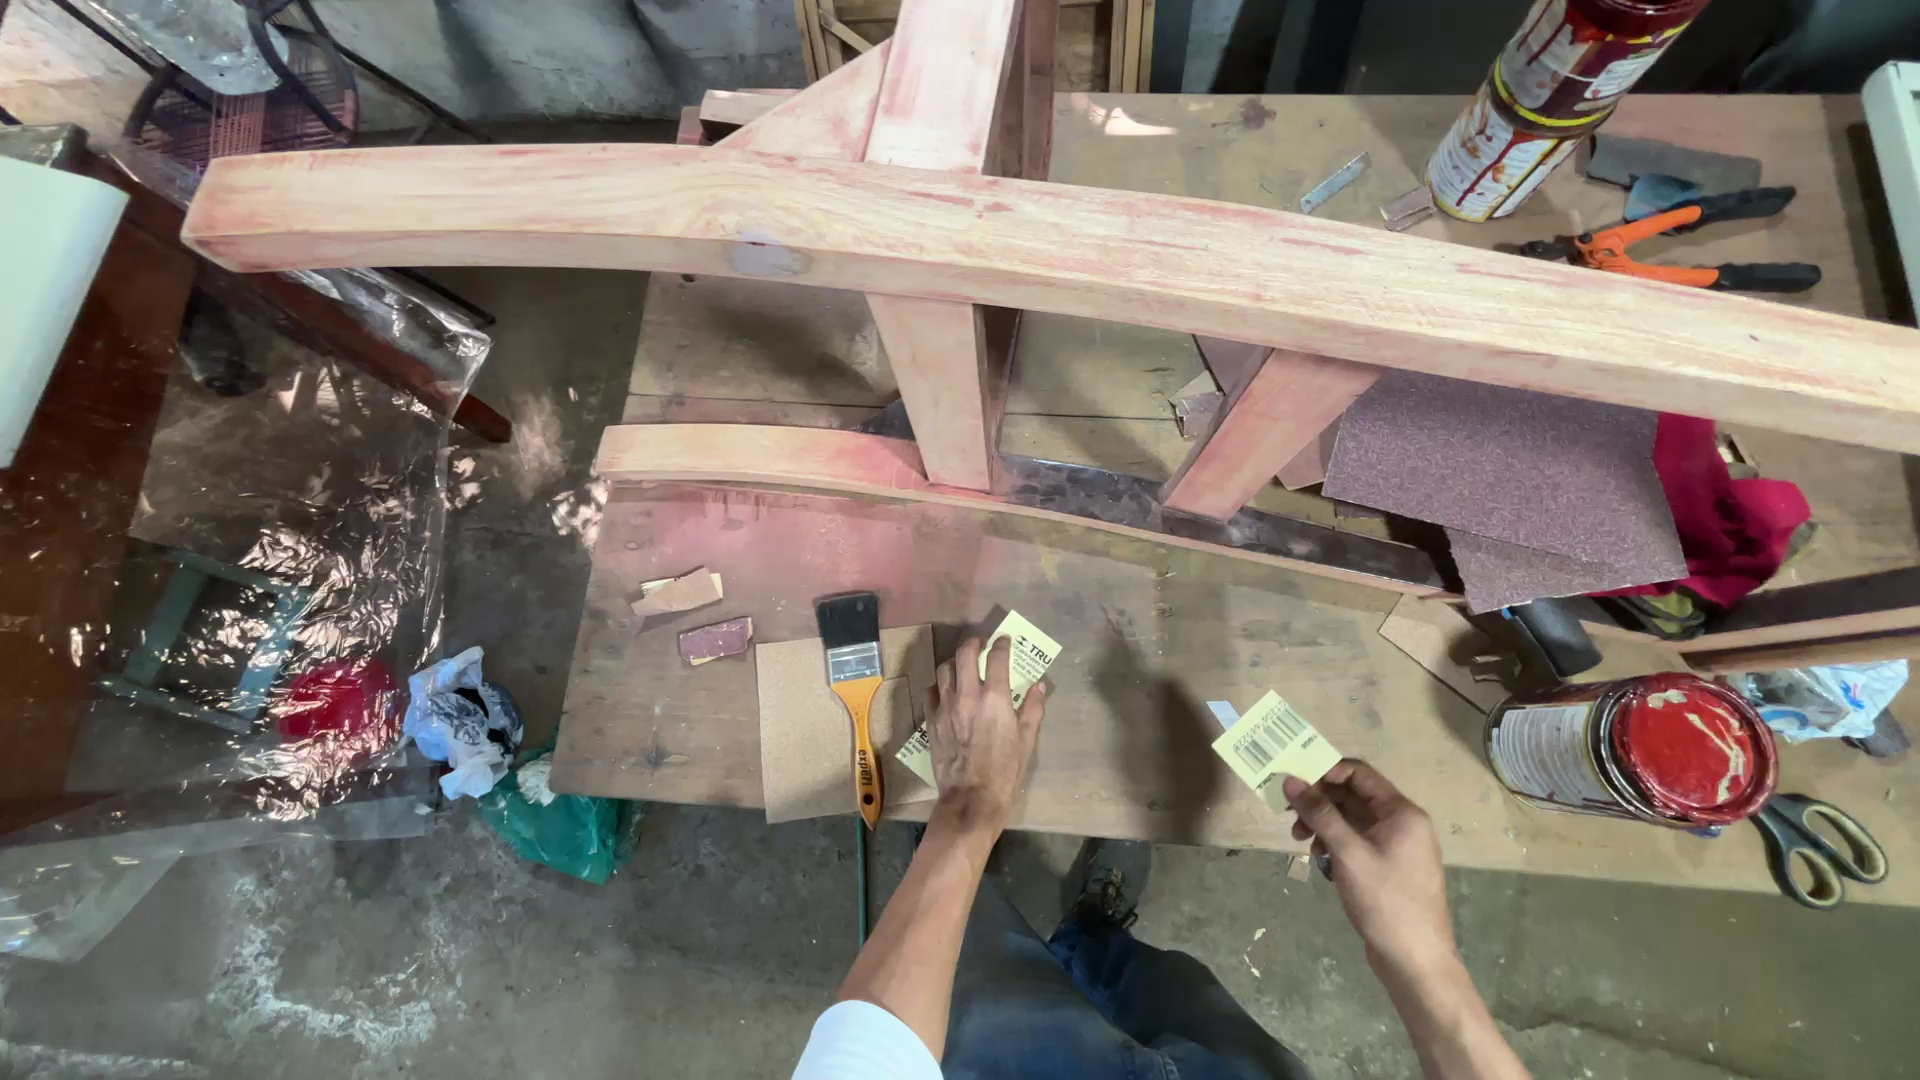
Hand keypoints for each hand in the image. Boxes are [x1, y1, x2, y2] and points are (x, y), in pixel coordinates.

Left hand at [927, 636, 1047, 835]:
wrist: (972, 797)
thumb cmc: (1005, 771)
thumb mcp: (1027, 740)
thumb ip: (1034, 708)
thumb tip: (1040, 685)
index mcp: (994, 698)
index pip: (997, 658)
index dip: (1001, 645)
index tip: (1004, 641)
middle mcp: (967, 695)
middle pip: (964, 654)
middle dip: (973, 643)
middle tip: (980, 644)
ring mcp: (945, 706)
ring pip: (944, 669)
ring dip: (954, 662)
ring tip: (961, 665)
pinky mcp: (931, 720)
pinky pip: (931, 692)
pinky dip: (939, 686)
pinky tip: (946, 691)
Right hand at [1283, 760, 1455, 980]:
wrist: (1415, 960)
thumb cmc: (1385, 900)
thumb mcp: (1347, 852)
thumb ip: (1319, 813)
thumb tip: (1290, 780)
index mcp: (1402, 812)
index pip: (1358, 773)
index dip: (1324, 771)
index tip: (1293, 781)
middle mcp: (1401, 822)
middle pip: (1352, 795)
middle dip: (1318, 801)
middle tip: (1288, 812)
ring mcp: (1395, 845)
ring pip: (1350, 818)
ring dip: (1322, 822)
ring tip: (1300, 839)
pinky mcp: (1386, 865)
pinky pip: (1354, 839)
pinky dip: (1333, 842)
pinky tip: (1319, 858)